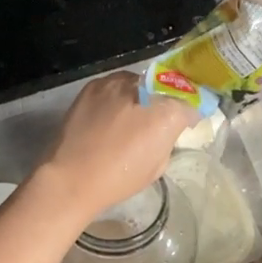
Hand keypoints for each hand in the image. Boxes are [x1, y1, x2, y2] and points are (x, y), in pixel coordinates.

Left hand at [33, 72, 196, 218]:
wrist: (72, 176)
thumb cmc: (118, 179)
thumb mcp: (157, 166)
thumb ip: (168, 140)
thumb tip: (168, 130)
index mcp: (167, 112)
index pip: (189, 103)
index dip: (189, 114)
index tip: (185, 124)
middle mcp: (145, 89)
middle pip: (165, 88)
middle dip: (165, 102)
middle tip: (157, 121)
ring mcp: (117, 83)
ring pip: (140, 83)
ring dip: (142, 96)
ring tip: (132, 117)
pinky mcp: (94, 84)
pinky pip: (116, 85)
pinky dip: (119, 96)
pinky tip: (112, 114)